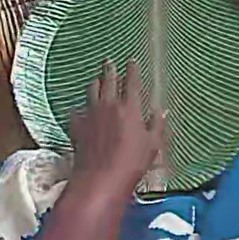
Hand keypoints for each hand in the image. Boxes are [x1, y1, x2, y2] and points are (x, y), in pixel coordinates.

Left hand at [68, 61, 165, 190]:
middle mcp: (109, 105)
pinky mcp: (77, 125)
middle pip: (108, 79)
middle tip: (109, 61)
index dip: (132, 69)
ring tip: (97, 80)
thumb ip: (156, 125)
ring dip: (95, 83)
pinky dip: (80, 108)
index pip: (132, 81)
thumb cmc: (131, 163)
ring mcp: (91, 113)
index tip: (131, 60)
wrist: (100, 178)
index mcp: (130, 107)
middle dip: (110, 68)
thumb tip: (162, 111)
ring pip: (91, 90)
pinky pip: (77, 110)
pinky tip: (80, 110)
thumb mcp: (152, 145)